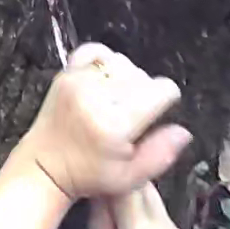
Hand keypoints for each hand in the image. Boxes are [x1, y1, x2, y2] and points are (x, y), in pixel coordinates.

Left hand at [16, 43, 191, 200]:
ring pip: (121, 62)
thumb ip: (161, 153)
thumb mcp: (131, 177)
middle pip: (142, 75)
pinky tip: (105, 79)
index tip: (158, 113)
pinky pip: (93, 51)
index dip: (167, 100)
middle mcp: (96, 96)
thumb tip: (184, 131)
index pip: (160, 90)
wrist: (45, 165)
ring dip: (126, 76)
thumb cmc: (89, 175)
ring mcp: (78, 81)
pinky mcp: (65, 73)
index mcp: (115, 124)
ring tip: (118, 98)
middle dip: (146, 91)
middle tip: (134, 114)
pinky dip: (104, 60)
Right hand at [89, 185, 208, 228]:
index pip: (127, 184)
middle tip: (99, 179)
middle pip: (143, 183)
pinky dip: (142, 205)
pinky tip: (128, 216)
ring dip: (132, 190)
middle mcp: (162, 222)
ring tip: (110, 197)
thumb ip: (98, 226)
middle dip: (122, 176)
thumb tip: (95, 194)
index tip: (92, 169)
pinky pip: (157, 209)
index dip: (110, 173)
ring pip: (151, 194)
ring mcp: (175, 228)